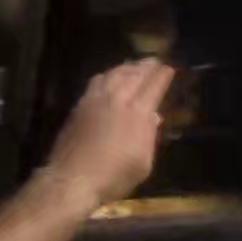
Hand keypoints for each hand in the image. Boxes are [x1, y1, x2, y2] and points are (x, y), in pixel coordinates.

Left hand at [45, 58, 173, 207]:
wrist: (72, 179)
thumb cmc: (113, 177)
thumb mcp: (142, 164)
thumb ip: (149, 136)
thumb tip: (153, 116)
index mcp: (137, 113)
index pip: (153, 86)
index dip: (162, 75)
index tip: (169, 68)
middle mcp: (117, 99)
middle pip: (134, 74)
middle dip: (147, 66)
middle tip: (155, 61)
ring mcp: (96, 99)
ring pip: (114, 73)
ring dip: (127, 67)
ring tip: (134, 65)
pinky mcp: (80, 104)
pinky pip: (97, 81)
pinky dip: (108, 74)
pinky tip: (109, 76)